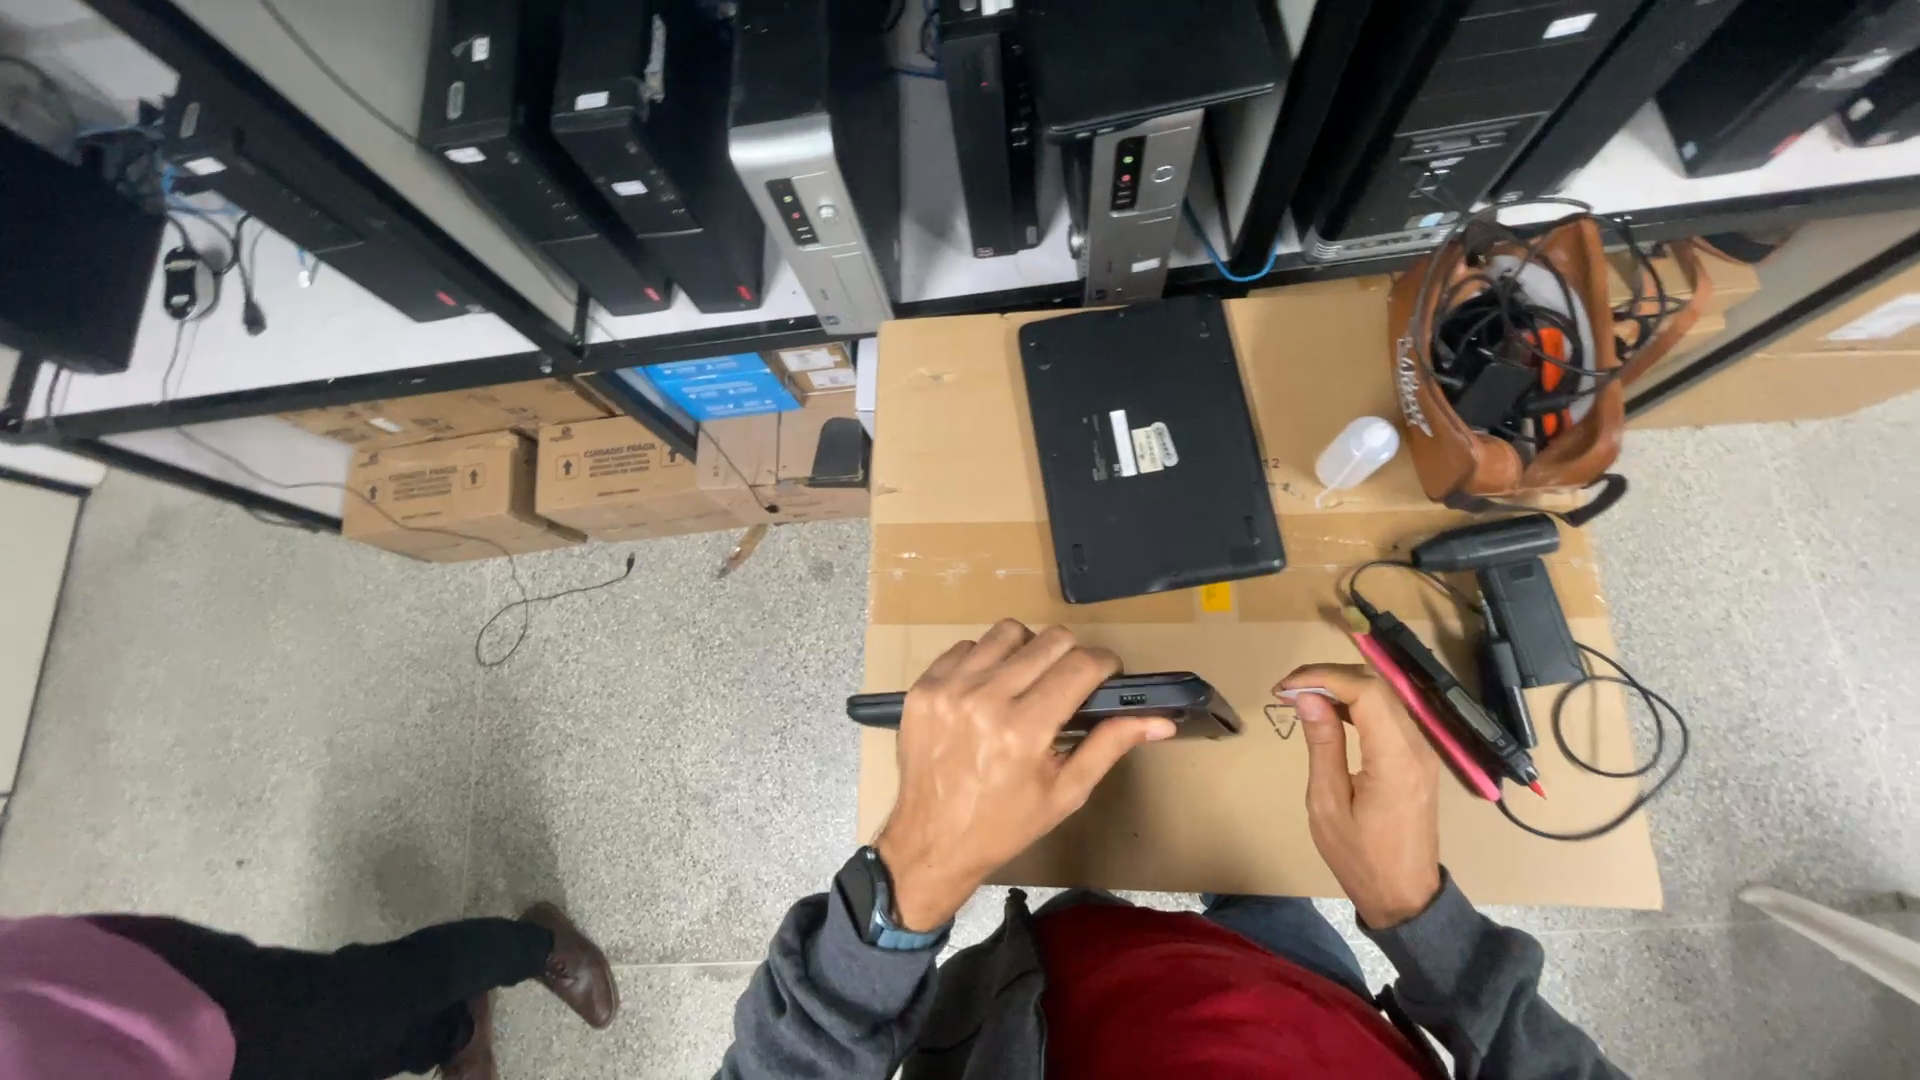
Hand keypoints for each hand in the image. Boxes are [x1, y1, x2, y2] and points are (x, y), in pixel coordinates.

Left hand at [875, 620, 1177, 929]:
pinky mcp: (924, 686)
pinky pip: (967, 647)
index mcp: (1024, 729)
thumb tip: (1161, 720)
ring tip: (1028, 681)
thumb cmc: (1005, 823)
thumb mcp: (1065, 792)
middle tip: (1069, 682)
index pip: (1081, 665)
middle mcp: (985, 699)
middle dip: (1071, 655)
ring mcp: (949, 688)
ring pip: (1008, 632)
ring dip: (1028, 650)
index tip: (1107, 675)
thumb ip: (1110, 745)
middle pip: (1049, 639)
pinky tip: (989, 689)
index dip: (1105, 664)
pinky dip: (986, 660)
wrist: (931, 840)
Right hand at [1278, 664, 1441, 929]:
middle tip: (1287, 690)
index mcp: (1395, 760)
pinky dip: (1354, 702)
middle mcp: (1416, 747)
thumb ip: (1323, 744)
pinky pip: (1387, 713)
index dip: (1322, 677)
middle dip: (1327, 676)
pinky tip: (1327, 711)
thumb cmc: (1360, 856)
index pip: (1365, 691)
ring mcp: (1421, 751)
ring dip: (1340, 685)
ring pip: (1383, 694)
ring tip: (1300, 696)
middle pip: (1376, 685)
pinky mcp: (1416, 757)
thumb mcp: (1327, 802)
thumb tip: (1308, 697)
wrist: (1405, 895)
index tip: (1285, 688)